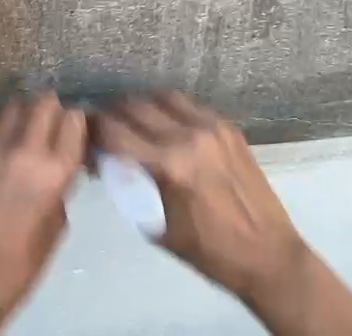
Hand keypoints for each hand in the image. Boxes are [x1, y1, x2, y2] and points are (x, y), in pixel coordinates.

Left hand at [0, 91, 87, 335]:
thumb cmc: (16, 268)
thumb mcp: (55, 230)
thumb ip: (60, 189)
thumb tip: (60, 166)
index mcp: (51, 174)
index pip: (73, 119)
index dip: (76, 123)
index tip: (73, 132)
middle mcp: (20, 152)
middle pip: (43, 102)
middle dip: (50, 110)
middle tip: (49, 125)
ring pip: (11, 107)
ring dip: (21, 117)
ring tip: (19, 136)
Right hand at [94, 92, 351, 335]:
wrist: (268, 255)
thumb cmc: (209, 251)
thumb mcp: (159, 227)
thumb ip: (133, 189)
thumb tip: (111, 165)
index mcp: (169, 164)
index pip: (117, 132)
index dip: (94, 128)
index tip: (83, 131)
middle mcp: (189, 135)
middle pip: (137, 106)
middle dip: (114, 112)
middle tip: (102, 122)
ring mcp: (212, 127)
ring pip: (164, 97)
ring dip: (142, 104)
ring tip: (130, 116)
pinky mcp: (228, 127)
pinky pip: (190, 105)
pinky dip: (170, 108)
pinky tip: (163, 121)